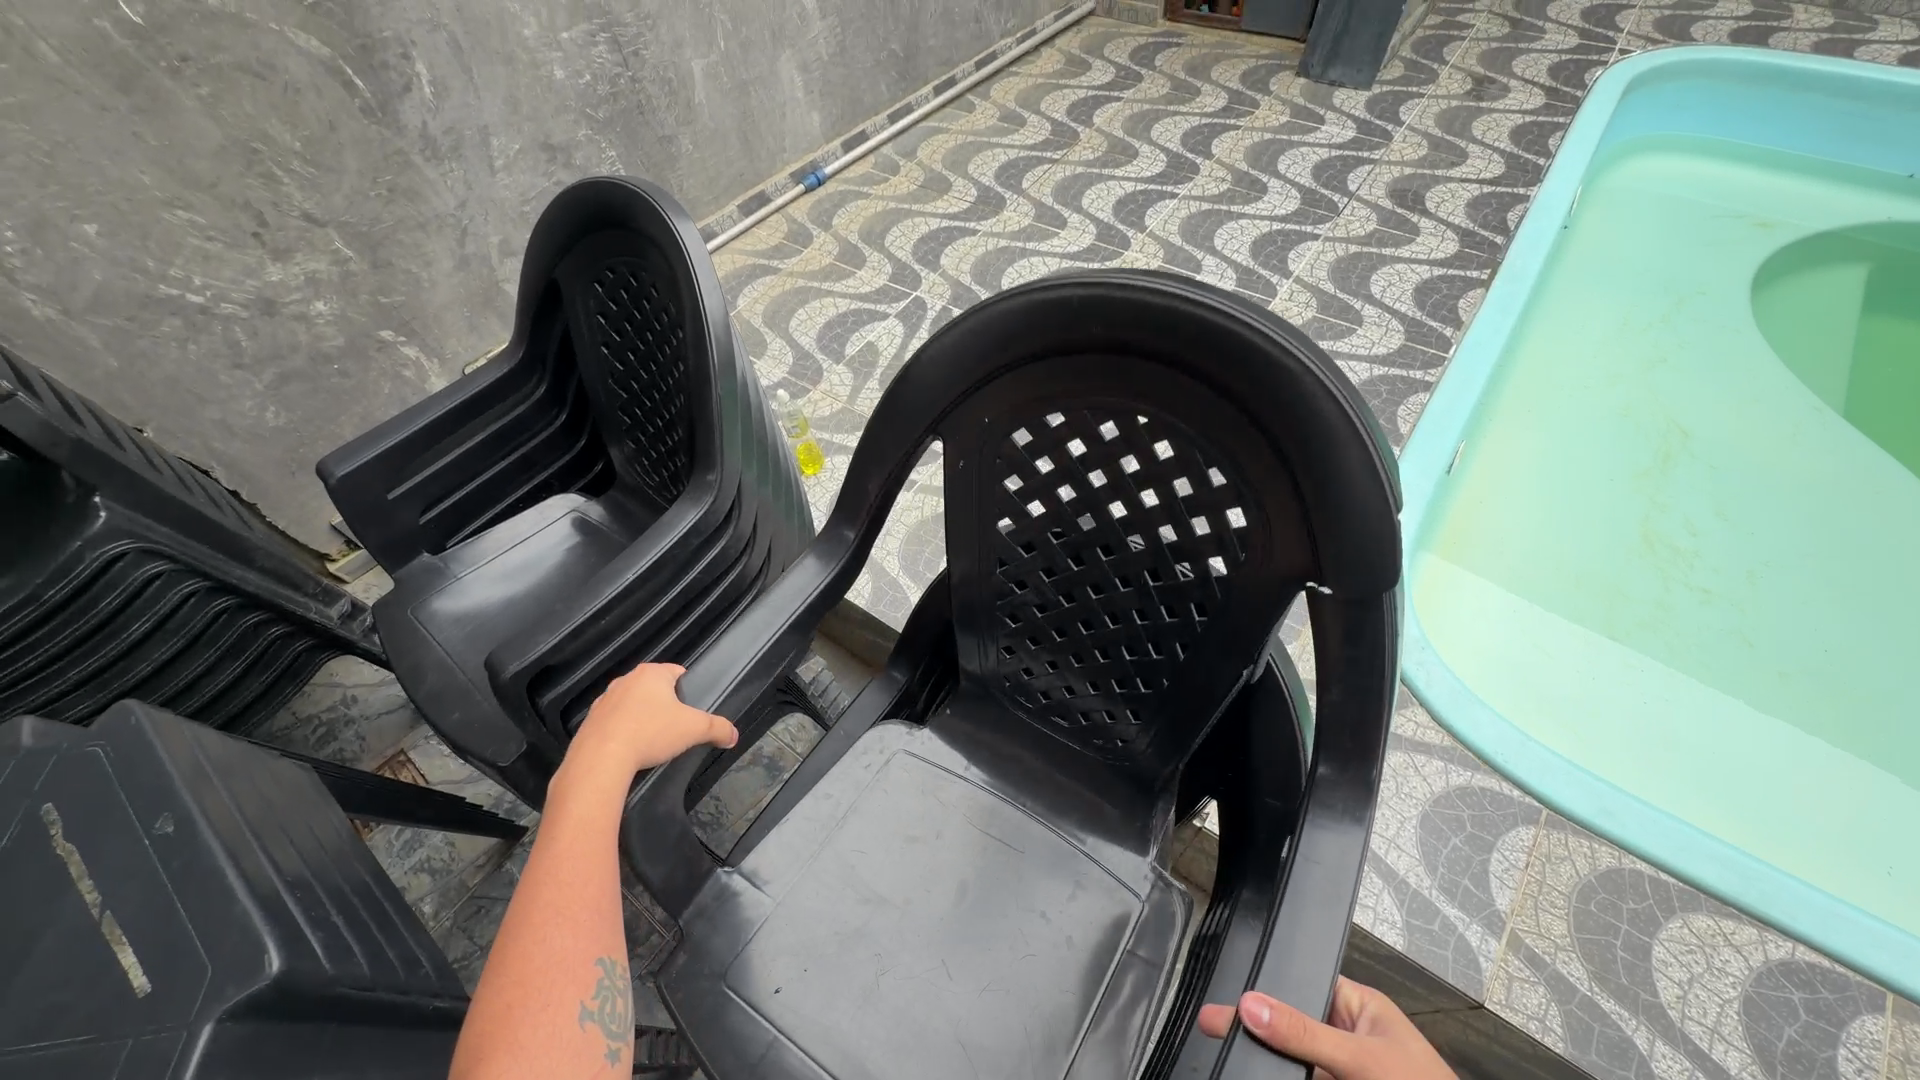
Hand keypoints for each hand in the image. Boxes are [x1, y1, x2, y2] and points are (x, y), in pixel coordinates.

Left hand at [560, 664, 736, 785]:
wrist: (601, 759)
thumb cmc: (651, 733)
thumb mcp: (695, 729)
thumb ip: (718, 728)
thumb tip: (733, 735)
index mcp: (652, 673)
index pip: (678, 672)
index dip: (689, 689)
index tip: (693, 709)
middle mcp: (626, 680)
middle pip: (654, 689)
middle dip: (666, 706)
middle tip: (677, 727)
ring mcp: (604, 699)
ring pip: (633, 705)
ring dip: (643, 718)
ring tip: (653, 742)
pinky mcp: (590, 721)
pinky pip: (614, 722)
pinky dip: (623, 732)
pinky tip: (630, 750)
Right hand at [1197, 977, 1455, 1079]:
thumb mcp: (1362, 1058)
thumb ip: (1304, 1032)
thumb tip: (1250, 1004)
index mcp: (1358, 1006)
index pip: (1301, 984)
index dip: (1266, 988)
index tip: (1227, 999)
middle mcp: (1347, 1035)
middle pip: (1290, 1024)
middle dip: (1256, 1026)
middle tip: (1213, 1026)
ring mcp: (1341, 1069)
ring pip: (1292, 1058)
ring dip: (1264, 1058)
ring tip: (1228, 1051)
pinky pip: (1299, 1077)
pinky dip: (1276, 1074)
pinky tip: (1253, 1071)